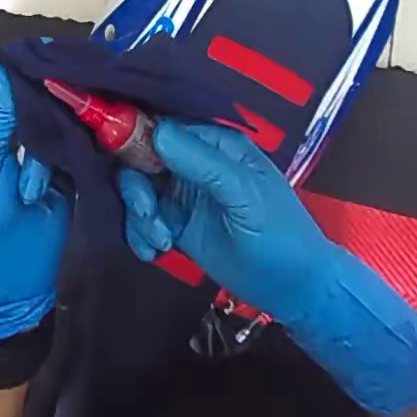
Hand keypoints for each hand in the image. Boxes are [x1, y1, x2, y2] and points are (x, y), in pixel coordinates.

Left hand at [0, 64, 69, 342]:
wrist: (11, 280)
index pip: (0, 86)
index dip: (21, 72)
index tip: (50, 58)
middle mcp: (10, 135)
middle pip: (34, 100)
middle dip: (50, 101)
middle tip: (74, 92)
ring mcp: (39, 152)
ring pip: (58, 121)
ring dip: (57, 137)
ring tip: (49, 166)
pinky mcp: (65, 170)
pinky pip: (76, 146)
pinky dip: (76, 151)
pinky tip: (79, 157)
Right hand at [118, 121, 416, 415]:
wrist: (292, 290)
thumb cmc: (280, 236)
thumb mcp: (245, 197)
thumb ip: (203, 163)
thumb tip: (156, 132)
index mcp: (215, 144)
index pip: (164, 126)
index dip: (136, 139)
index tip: (123, 161)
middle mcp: (193, 162)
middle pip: (141, 159)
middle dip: (137, 189)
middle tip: (147, 214)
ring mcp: (182, 192)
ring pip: (137, 190)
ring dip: (140, 217)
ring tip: (161, 242)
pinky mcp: (174, 221)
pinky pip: (141, 218)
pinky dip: (140, 235)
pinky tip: (154, 253)